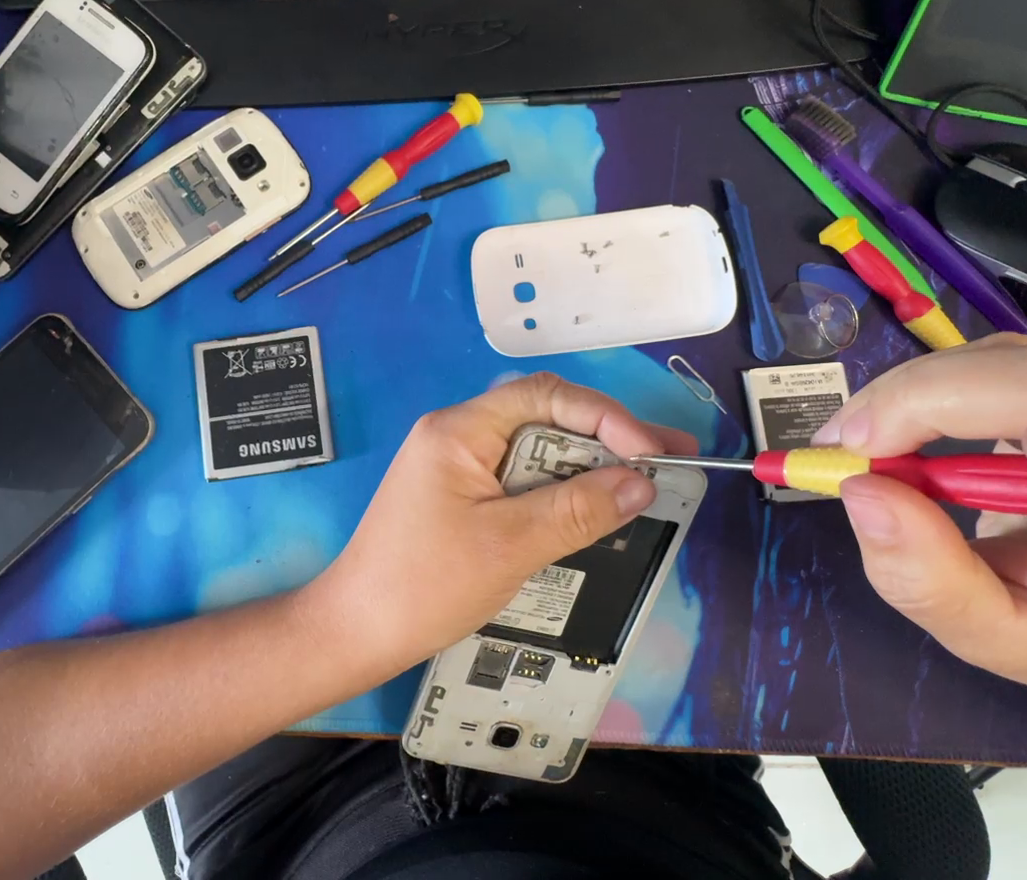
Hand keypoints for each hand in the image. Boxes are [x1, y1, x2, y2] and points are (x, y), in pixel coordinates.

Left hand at [306, 373, 696, 669]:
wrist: (358, 629)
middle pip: (543, 419)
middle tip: (668, 462)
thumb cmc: (427, 583)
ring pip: (535, 453)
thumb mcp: (510, 545)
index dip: (603, 417)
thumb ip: (577, 510)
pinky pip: (519, 481)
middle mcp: (456, 435)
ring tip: (646, 483)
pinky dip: (559, 492)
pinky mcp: (459, 496)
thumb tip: (641, 482)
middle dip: (606, 439)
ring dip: (587, 467)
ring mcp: (456, 466)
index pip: (543, 397)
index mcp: (460, 430)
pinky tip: (595, 506)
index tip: (647, 454)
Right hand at [814, 337, 1026, 700]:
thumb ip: (938, 587)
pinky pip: (990, 357)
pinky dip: (914, 387)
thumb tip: (861, 491)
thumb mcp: (1009, 645)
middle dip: (946, 400)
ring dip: (915, 391)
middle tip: (852, 447)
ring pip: (1020, 358)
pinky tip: (877, 428)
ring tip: (850, 444)